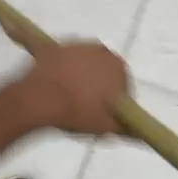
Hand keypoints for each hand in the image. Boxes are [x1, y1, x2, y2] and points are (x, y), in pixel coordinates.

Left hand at [7, 42, 128, 135]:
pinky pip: (61, 58)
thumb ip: (126, 128)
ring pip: (83, 63)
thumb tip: (139, 132)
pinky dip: (60, 68)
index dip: (115, 100)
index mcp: (118, 66)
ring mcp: (74, 45)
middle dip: (98, 84)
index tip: (104, 113)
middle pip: (103, 70)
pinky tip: (54, 82)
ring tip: (67, 96)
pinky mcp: (52, 46)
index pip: (123, 84)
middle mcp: (99, 50)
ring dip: (79, 75)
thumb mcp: (106, 127)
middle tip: (86, 105)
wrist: (38, 99)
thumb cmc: (77, 112)